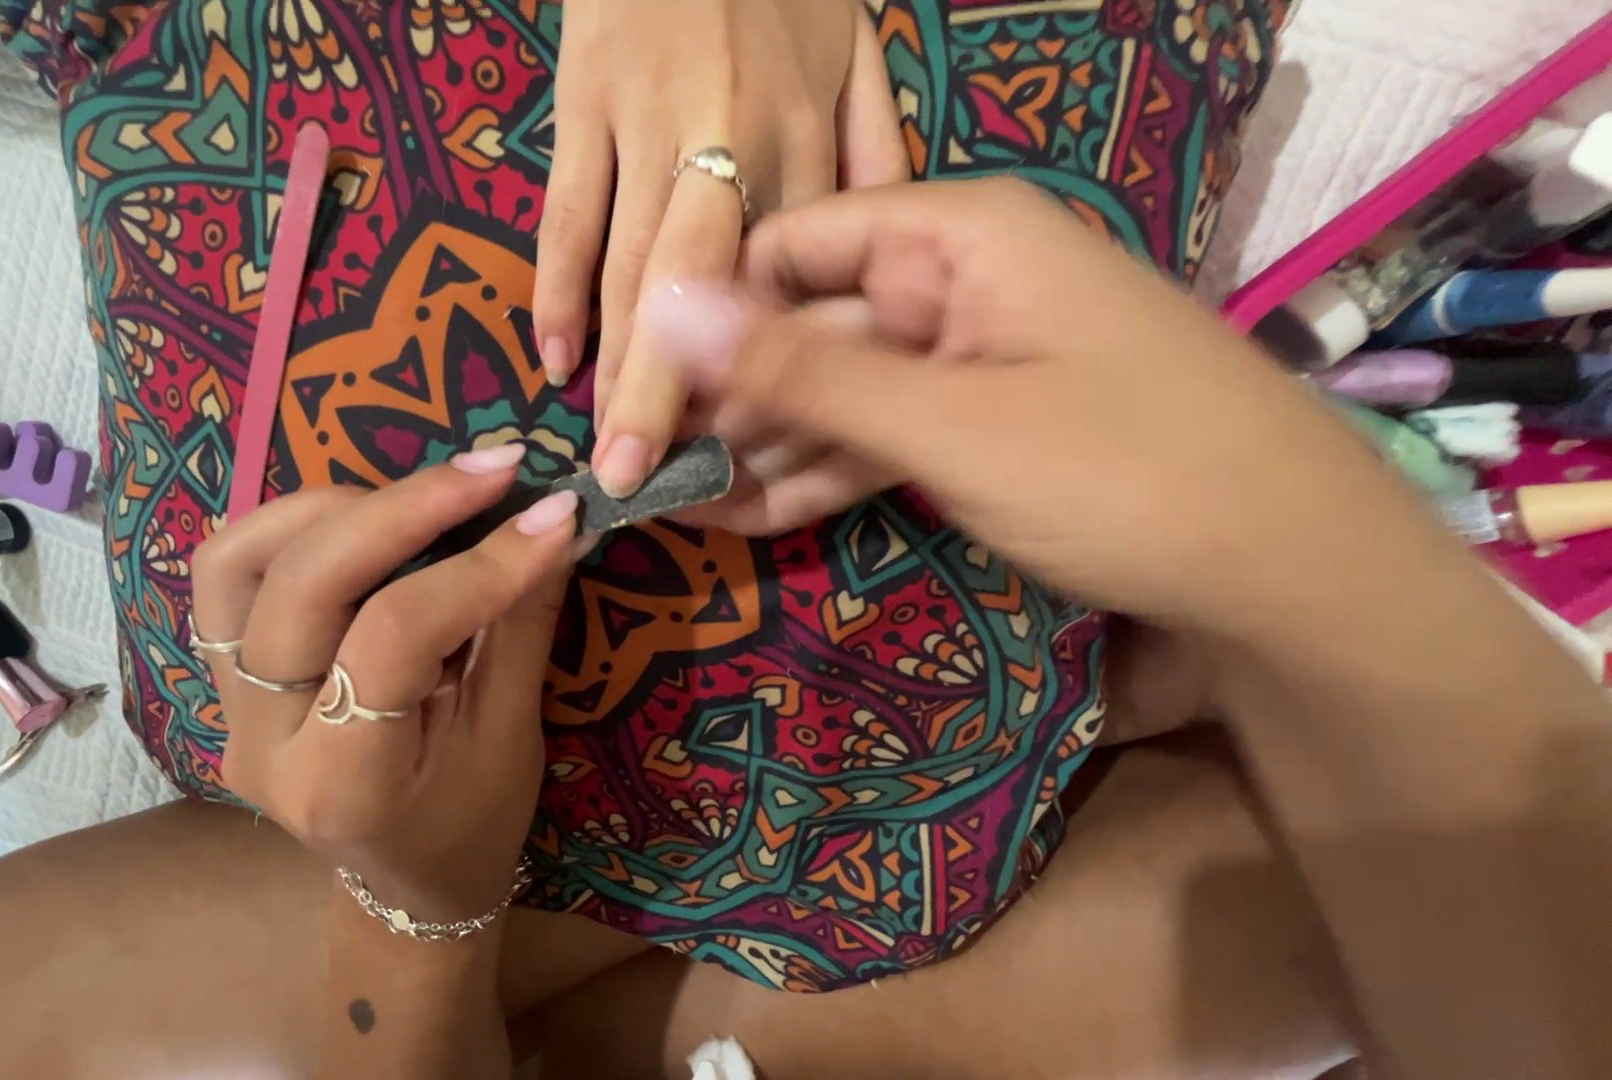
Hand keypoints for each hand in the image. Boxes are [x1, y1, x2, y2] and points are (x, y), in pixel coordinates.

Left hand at [190, 443, 578, 921]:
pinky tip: (367, 516)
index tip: (553, 514)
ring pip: (238, 563)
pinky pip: (231, 573)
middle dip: (405, 508)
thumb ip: (524, 620)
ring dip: (336, 505)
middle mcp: (262, 740)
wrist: (406, 879)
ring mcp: (226, 705)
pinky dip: (296, 524)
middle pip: (304, 585)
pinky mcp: (223, 675)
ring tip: (425, 493)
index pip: (398, 637)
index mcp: (345, 780)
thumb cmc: (473, 823)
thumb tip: (558, 522)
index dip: (480, 564)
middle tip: (493, 470)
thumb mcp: (512, 732)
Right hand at [532, 0, 904, 499]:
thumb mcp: (864, 55)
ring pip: (631, 264)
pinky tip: (554, 358)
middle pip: (704, 290)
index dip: (761, 371)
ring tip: (608, 446)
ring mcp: (652, 118)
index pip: (786, 282)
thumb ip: (871, 158)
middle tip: (646, 480)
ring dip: (616, 363)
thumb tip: (873, 256)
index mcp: (815, 134)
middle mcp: (738, 135)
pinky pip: (565, 213)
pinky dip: (552, 288)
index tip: (744, 449)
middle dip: (671, 394)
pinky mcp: (582, 98)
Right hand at [641, 180, 1458, 638]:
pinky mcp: (969, 428)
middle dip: (728, 403)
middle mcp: (950, 283)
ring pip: (833, 397)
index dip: (712, 309)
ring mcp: (960, 362)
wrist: (1283, 577)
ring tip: (678, 508)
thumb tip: (669, 306)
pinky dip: (817, 479)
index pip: (794, 245)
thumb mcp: (946, 418)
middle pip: (806, 330)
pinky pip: (872, 442)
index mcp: (954, 237)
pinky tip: (747, 520)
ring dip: (761, 454)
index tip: (641, 383)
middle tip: (645, 470)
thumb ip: (802, 367)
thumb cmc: (1122, 472)